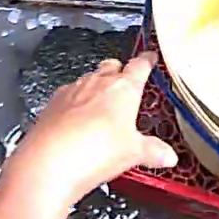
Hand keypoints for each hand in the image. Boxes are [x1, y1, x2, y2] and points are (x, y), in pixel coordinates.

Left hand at [0, 54, 177, 208]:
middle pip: (112, 66)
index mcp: (124, 87)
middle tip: (126, 84)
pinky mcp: (54, 102)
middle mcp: (98, 82)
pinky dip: (76, 103)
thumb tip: (168, 155)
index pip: (139, 65)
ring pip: (89, 79)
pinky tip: (77, 120)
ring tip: (103, 108)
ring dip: (97, 88)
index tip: (150, 58)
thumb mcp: (133, 153)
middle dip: (119, 71)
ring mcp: (74, 89)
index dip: (147, 61)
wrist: (50, 161)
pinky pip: (69, 94)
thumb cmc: (96, 150)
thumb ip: (152, 151)